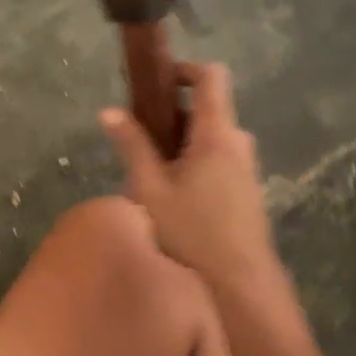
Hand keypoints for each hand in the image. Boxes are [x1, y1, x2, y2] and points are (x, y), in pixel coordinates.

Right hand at [101, 62, 281, 291]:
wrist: (239, 286)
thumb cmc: (189, 232)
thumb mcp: (148, 188)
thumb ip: (131, 146)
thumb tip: (110, 112)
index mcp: (217, 135)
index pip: (210, 77)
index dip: (181, 69)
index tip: (150, 80)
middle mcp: (237, 144)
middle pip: (205, 109)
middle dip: (169, 114)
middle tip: (133, 135)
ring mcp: (245, 169)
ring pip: (208, 138)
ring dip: (177, 142)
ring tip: (143, 170)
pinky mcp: (244, 192)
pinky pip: (215, 161)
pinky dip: (190, 162)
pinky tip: (166, 194)